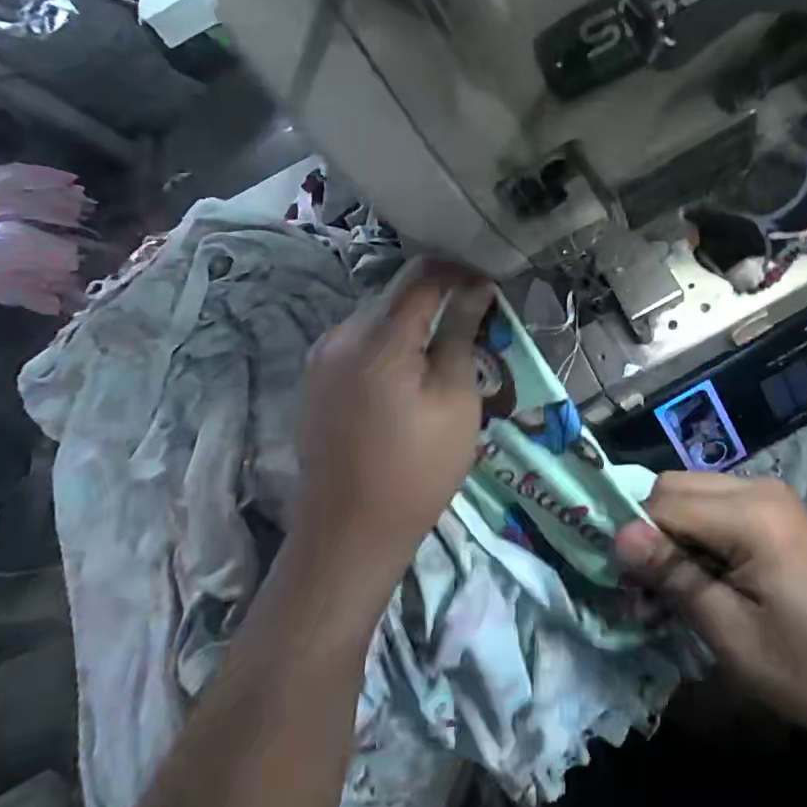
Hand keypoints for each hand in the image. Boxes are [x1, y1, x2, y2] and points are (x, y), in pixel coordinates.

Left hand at [294, 257, 494, 576]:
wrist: (348, 534)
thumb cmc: (416, 470)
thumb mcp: (455, 401)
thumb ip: (460, 335)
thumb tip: (476, 289)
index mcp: (377, 340)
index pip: (422, 275)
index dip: (460, 271)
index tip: (491, 285)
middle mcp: (340, 337)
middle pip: (396, 293)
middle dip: (439, 296)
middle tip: (477, 320)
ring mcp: (321, 359)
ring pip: (377, 316)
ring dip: (414, 320)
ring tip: (448, 347)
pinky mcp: (316, 380)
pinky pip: (360, 341)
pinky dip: (392, 342)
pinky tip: (412, 372)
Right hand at [615, 473, 806, 746]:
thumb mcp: (732, 633)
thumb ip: (674, 576)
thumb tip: (617, 534)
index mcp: (750, 512)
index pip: (662, 500)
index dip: (632, 537)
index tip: (619, 587)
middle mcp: (760, 487)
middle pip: (676, 488)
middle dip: (650, 533)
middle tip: (642, 596)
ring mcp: (773, 498)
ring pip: (695, 496)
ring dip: (672, 538)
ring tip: (667, 598)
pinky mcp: (780, 515)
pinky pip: (720, 510)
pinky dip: (699, 539)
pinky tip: (700, 585)